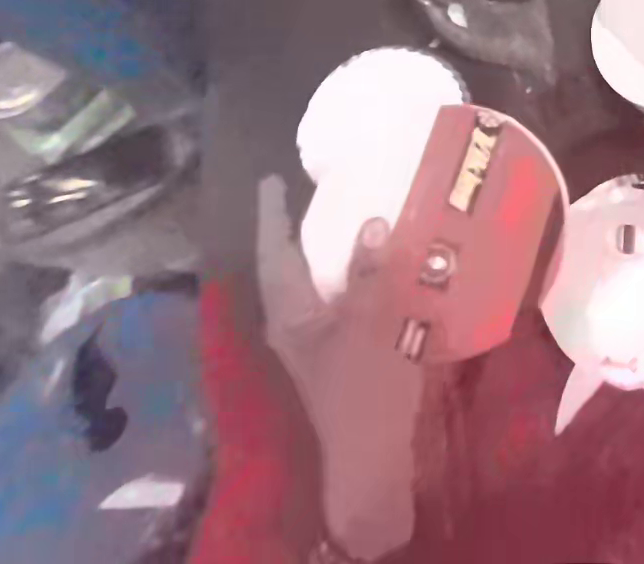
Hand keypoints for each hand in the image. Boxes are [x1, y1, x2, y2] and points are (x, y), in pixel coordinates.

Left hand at [256, 175, 421, 559]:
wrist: (371, 463)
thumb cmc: (365, 390)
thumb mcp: (371, 326)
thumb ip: (370, 274)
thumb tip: (371, 223)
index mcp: (291, 314)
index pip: (275, 252)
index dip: (272, 215)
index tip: (270, 180)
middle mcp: (293, 323)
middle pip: (288, 265)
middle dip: (295, 230)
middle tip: (311, 194)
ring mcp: (313, 340)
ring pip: (312, 282)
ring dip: (323, 251)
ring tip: (342, 218)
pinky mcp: (335, 352)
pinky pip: (336, 298)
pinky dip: (347, 274)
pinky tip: (373, 264)